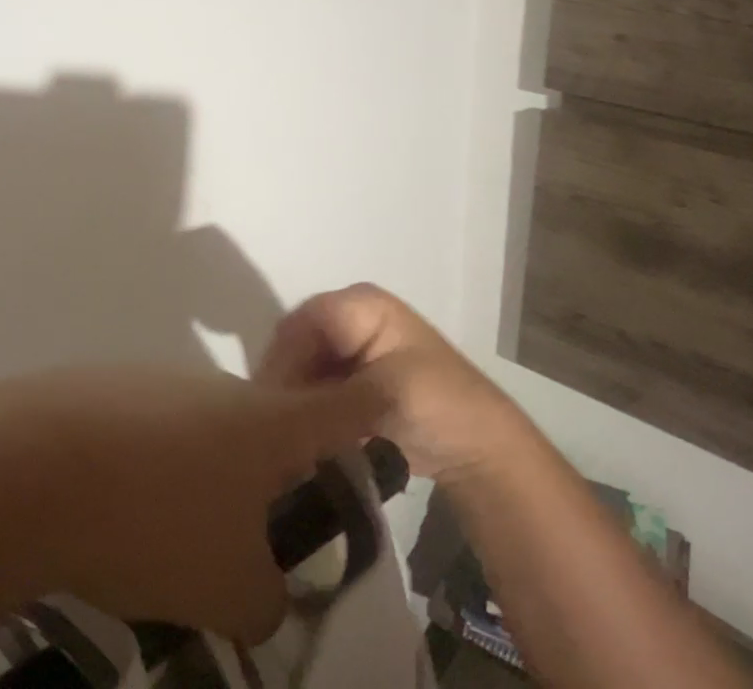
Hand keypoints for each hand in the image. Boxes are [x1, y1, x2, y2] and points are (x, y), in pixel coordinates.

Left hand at [8, 366, 384, 643]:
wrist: (25, 473)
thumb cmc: (154, 525)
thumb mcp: (229, 591)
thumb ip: (267, 602)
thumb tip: (265, 601)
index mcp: (265, 424)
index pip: (341, 409)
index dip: (370, 412)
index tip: (385, 410)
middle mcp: (213, 388)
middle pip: (260, 426)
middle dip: (264, 475)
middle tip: (243, 533)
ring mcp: (150, 382)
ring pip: (194, 432)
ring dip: (194, 475)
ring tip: (159, 533)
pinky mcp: (93, 389)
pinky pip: (138, 432)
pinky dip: (138, 467)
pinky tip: (104, 508)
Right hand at [258, 284, 520, 480]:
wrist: (482, 448)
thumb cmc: (437, 411)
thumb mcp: (376, 400)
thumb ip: (321, 400)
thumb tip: (270, 416)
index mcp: (359, 303)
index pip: (296, 326)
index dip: (282, 365)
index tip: (275, 409)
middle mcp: (351, 314)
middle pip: (295, 346)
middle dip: (287, 385)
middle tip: (281, 429)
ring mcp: (353, 344)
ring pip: (301, 369)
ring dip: (298, 402)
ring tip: (295, 437)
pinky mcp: (355, 375)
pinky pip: (316, 386)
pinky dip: (311, 410)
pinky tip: (312, 436)